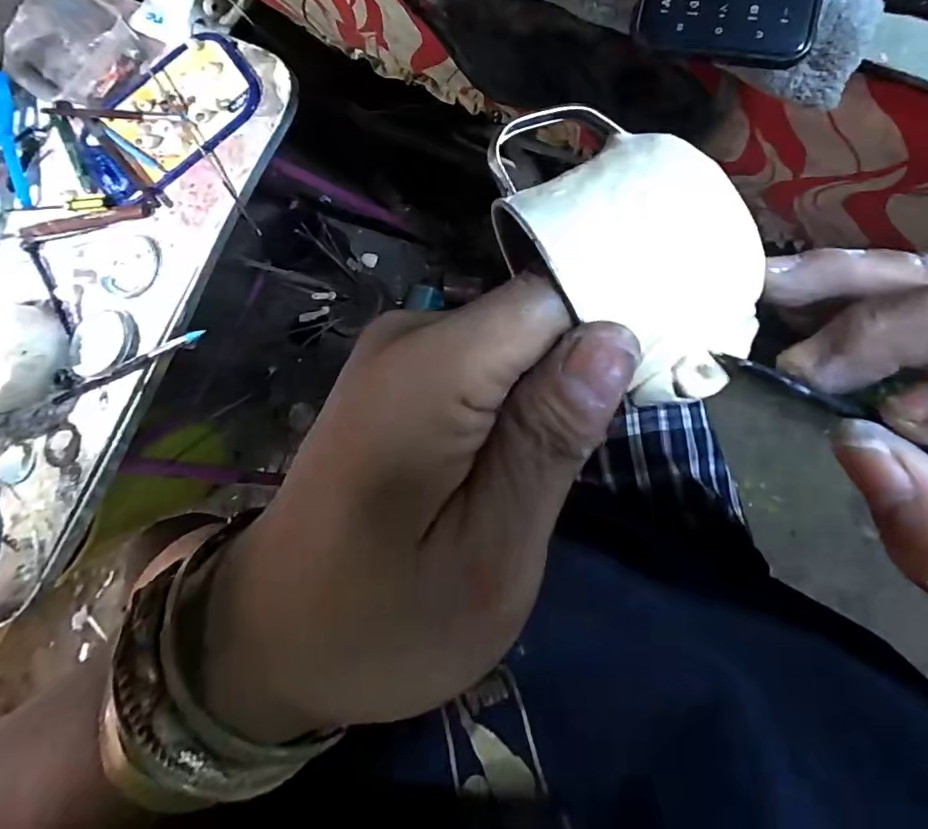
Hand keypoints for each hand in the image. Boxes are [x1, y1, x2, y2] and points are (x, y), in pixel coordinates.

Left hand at [193, 277, 638, 742]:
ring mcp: (396, 350)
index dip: (612, 331)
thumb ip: (547, 440)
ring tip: (552, 469)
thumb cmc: (379, 620)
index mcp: (429, 370)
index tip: (657, 388)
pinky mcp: (397, 373)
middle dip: (583, 370)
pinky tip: (511, 458)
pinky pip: (481, 360)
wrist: (269, 630)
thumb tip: (613, 337)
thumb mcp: (487, 556)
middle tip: (599, 457)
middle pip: (532, 314)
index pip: (551, 298)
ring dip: (549, 391)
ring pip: (512, 338)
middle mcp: (409, 334)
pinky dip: (512, 399)